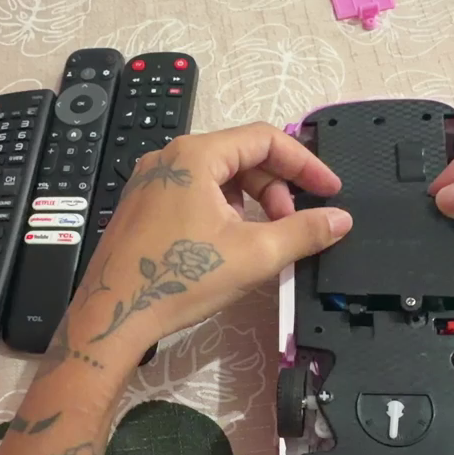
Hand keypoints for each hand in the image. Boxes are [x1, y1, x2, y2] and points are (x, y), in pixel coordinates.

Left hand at [58, 123, 351, 366]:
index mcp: (195, 156)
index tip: (329, 189)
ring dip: (250, 201)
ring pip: (217, 177)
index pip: (265, 139)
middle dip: (276, 187)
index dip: (305, 163)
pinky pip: (194, 194)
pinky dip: (222, 210)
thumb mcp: (254, 255)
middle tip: (293, 223)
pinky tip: (230, 243)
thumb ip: (304, 231)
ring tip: (263, 238)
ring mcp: (150, 183)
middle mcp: (168, 159)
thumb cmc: (177, 279)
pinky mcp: (142, 207)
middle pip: (240, 156)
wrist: (114, 315)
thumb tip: (339, 219)